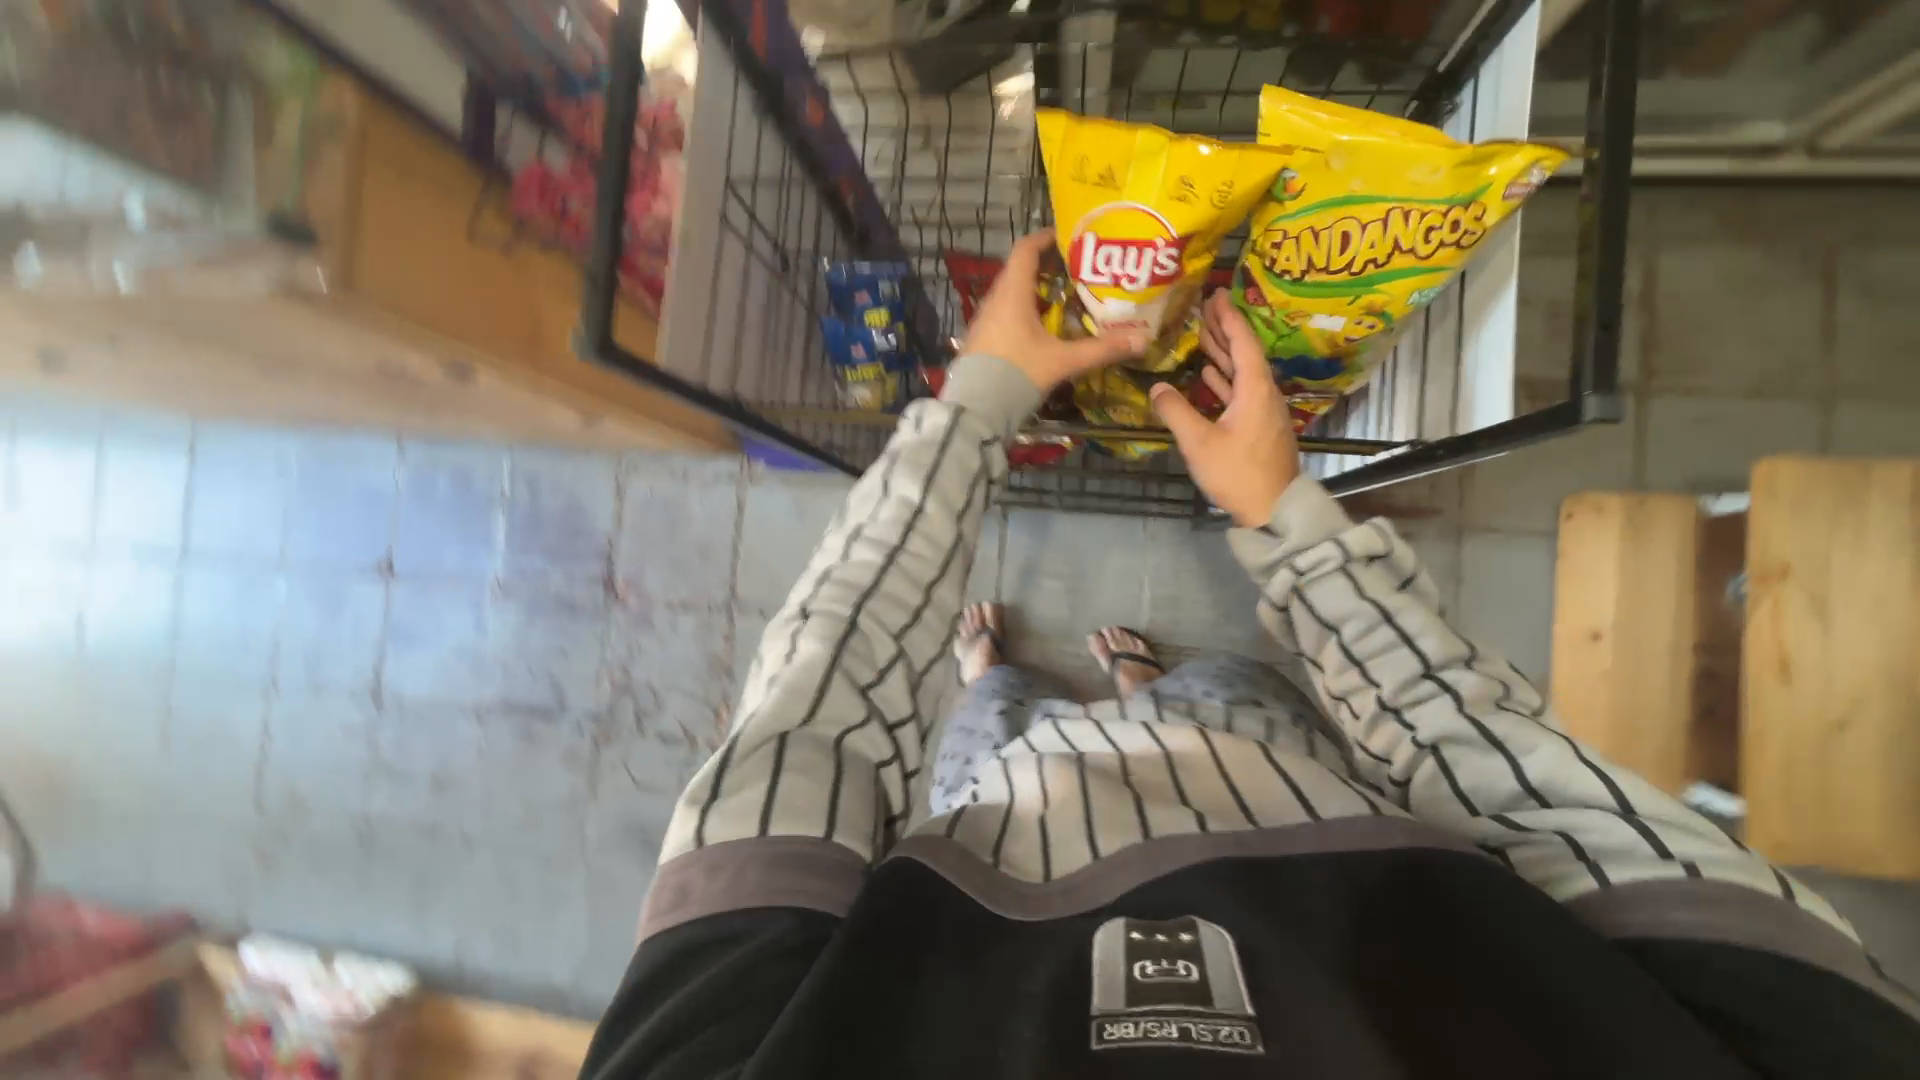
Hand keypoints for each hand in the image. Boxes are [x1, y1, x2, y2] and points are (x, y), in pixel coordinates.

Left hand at [957, 230, 1145, 392]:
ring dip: (1036, 293)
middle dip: (1047, 268)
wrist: (975, 409)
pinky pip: (1005, 315)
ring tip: (1064, 300)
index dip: (1045, 238)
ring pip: (1012, 295)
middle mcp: (995, 300)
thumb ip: (1100, 350)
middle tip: (1075, 272)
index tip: (1067, 237)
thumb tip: (1141, 342)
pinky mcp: (981, 340)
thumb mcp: (1062, 362)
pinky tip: (1042, 330)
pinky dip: (1024, 313)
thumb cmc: (1017, 375)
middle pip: (1019, 271)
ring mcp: (985, 321)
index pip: (1025, 250)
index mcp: (1012, 294)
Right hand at [1149, 290, 1300, 526]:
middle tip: (1206, 307)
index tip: (1216, 295)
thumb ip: (1176, 412)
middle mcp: (1263, 394)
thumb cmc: (1237, 474)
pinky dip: (1226, 380)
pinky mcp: (1259, 428)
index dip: (1229, 318)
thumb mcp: (1200, 443)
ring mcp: (1263, 412)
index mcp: (1254, 390)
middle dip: (1225, 330)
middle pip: (1245, 354)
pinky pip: (1242, 392)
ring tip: (1203, 335)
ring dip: (1224, 354)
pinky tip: (1209, 376)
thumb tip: (1157, 387)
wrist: (1272, 509)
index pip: (1243, 343)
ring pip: (1243, 373)